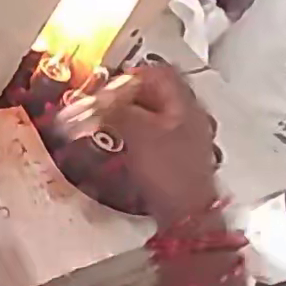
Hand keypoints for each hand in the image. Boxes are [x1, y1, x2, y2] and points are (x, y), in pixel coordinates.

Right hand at [100, 63, 220, 227]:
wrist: (185, 213)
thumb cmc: (168, 171)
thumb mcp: (138, 133)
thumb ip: (117, 110)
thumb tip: (98, 99)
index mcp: (184, 103)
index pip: (157, 72)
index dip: (128, 75)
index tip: (105, 88)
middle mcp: (188, 116)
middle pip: (154, 92)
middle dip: (124, 96)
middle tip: (101, 104)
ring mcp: (183, 137)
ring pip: (151, 114)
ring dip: (126, 114)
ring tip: (105, 123)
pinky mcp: (174, 156)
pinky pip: (151, 134)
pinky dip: (132, 133)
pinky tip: (119, 143)